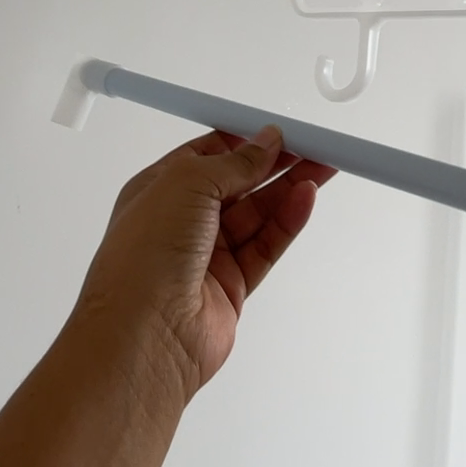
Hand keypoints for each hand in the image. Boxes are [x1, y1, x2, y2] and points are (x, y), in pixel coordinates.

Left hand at [75, 127, 334, 399]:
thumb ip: (233, 162)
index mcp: (160, 189)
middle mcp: (182, 221)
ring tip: (322, 166)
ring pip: (258, 213)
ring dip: (289, 188)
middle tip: (312, 145)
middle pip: (239, 183)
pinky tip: (306, 198)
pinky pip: (266, 245)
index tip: (277, 130)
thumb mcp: (187, 184)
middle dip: (275, 163)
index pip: (208, 155)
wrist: (143, 336)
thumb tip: (264, 142)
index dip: (244, 141)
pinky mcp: (231, 284)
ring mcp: (207, 254)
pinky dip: (288, 221)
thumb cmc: (143, 258)